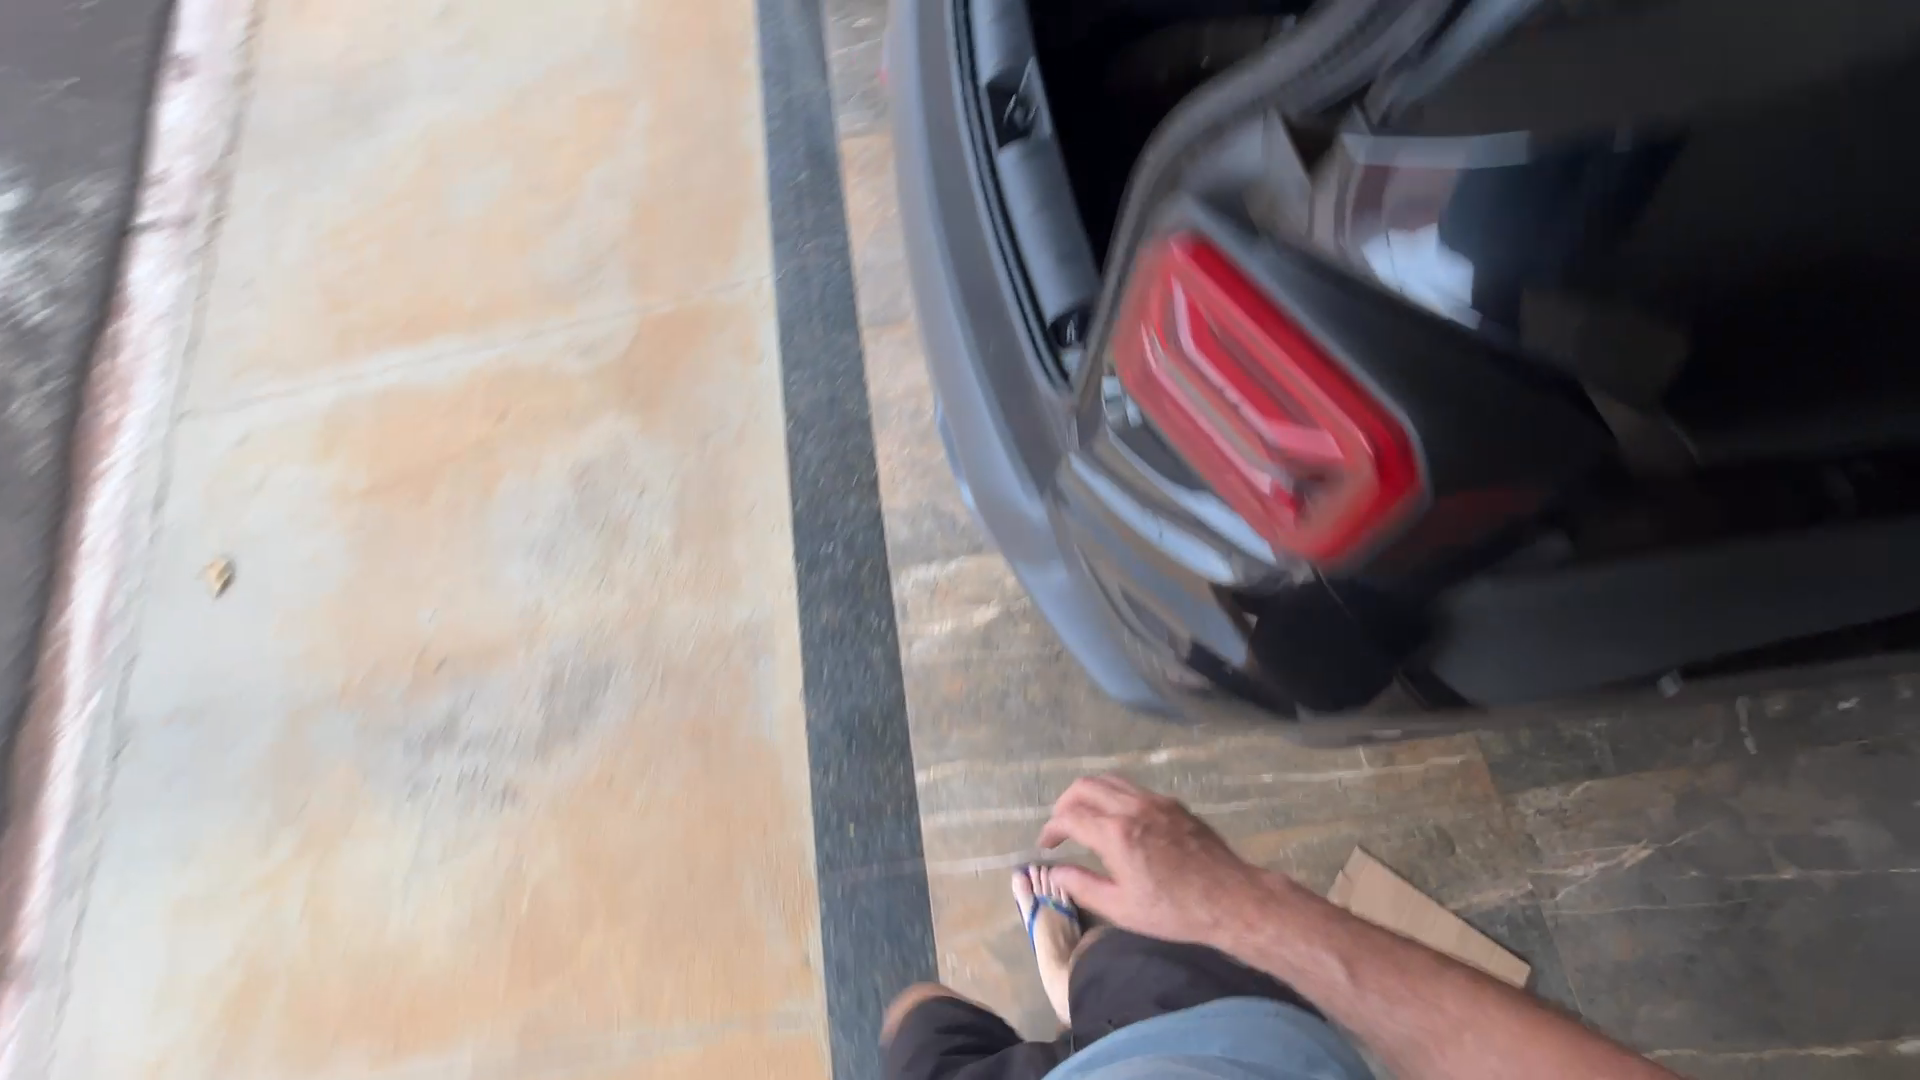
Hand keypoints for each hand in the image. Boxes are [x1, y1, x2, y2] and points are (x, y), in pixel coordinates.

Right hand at [1037, 775, 1284, 947]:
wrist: (1231, 899)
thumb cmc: (1174, 911)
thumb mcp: (1122, 909)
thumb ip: (1083, 886)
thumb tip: (1055, 872)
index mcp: (1116, 834)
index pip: (1069, 817)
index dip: (1051, 829)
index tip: (1047, 844)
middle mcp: (1132, 807)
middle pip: (1084, 787)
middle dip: (1065, 804)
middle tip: (1061, 827)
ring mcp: (1154, 801)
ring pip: (1109, 781)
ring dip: (1088, 795)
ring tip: (1085, 818)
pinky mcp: (1172, 803)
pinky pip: (1132, 788)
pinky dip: (1113, 796)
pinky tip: (1118, 820)